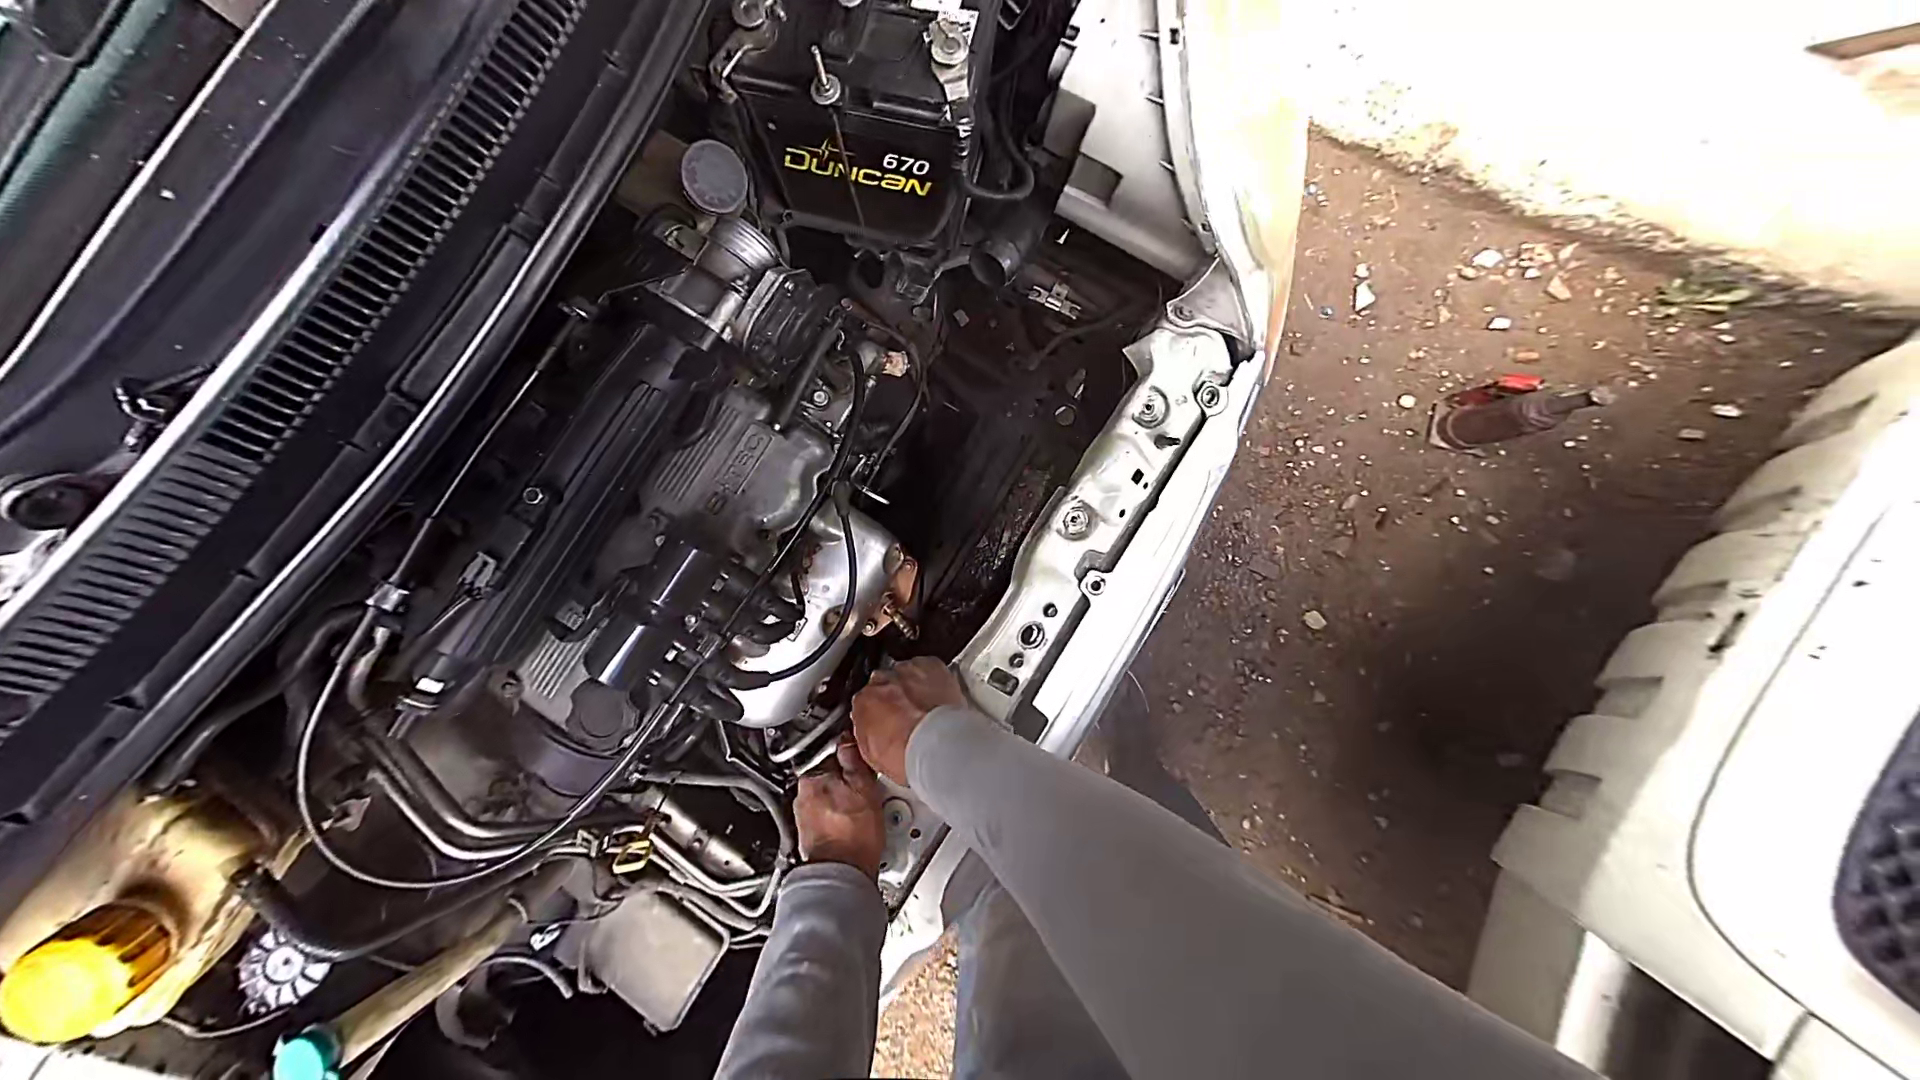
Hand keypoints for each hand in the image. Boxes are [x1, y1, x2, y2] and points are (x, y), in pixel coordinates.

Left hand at [794, 736, 886, 880]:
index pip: (833, 753)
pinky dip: (835, 815)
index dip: (852, 757)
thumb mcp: (865, 788)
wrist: (843, 875)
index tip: (862, 764)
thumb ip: (854, 759)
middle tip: (864, 790)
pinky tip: (850, 824)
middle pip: (828, 774)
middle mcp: (801, 795)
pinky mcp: (807, 833)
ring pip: (826, 795)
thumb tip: (848, 741)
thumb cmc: (854, 838)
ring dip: (840, 798)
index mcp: (811, 778)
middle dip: (845, 779)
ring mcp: (802, 815)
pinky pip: (824, 814)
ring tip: (859, 810)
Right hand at [851, 656, 965, 785]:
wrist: (936, 744)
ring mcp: (906, 671)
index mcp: (863, 702)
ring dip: (913, 686)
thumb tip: (873, 734)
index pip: (865, 701)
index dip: (878, 712)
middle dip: (893, 696)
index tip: (888, 721)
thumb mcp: (873, 754)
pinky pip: (928, 666)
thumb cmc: (907, 753)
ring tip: (926, 707)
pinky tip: (937, 695)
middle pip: (884, 683)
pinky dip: (932, 678)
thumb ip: (868, 733)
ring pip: (906, 673)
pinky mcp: (930, 666)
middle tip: (908, 715)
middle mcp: (882, 681)